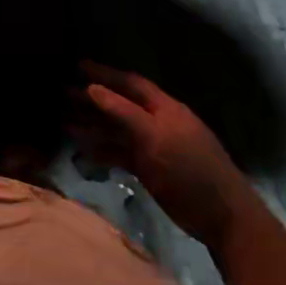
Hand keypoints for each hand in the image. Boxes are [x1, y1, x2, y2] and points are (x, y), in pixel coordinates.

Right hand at [73, 61, 255, 243]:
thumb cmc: (191, 171)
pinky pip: (120, 153)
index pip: (130, 83)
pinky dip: (101, 150)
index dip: (104, 74)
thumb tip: (93, 87)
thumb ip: (124, 112)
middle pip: (120, 105)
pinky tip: (82, 150)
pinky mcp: (150, 169)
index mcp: (165, 108)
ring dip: (92, 125)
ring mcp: (154, 147)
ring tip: (63, 120)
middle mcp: (157, 122)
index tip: (78, 66)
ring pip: (117, 130)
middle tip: (62, 93)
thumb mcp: (156, 138)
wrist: (223, 218)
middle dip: (92, 99)